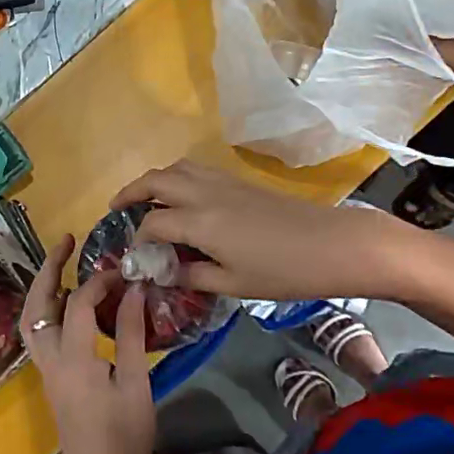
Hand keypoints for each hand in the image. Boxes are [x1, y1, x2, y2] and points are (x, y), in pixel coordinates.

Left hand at [22, 235, 156, 453]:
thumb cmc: (127, 440)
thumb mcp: (138, 385)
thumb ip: (132, 334)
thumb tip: (135, 289)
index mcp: (72, 359)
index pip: (77, 303)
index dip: (99, 281)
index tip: (123, 271)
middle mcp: (49, 359)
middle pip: (37, 304)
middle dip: (49, 269)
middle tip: (66, 241)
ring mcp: (45, 371)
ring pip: (31, 319)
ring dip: (43, 289)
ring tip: (64, 267)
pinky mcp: (49, 380)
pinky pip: (38, 334)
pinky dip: (47, 310)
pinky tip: (68, 306)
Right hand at [111, 161, 428, 303]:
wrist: (337, 244)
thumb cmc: (285, 272)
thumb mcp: (235, 285)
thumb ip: (193, 276)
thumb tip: (166, 272)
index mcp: (198, 222)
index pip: (152, 224)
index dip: (138, 240)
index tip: (135, 258)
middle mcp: (203, 194)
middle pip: (154, 181)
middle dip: (129, 192)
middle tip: (115, 208)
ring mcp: (221, 182)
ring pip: (174, 168)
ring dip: (152, 179)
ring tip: (144, 197)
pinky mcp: (238, 181)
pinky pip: (194, 169)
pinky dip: (175, 176)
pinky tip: (181, 195)